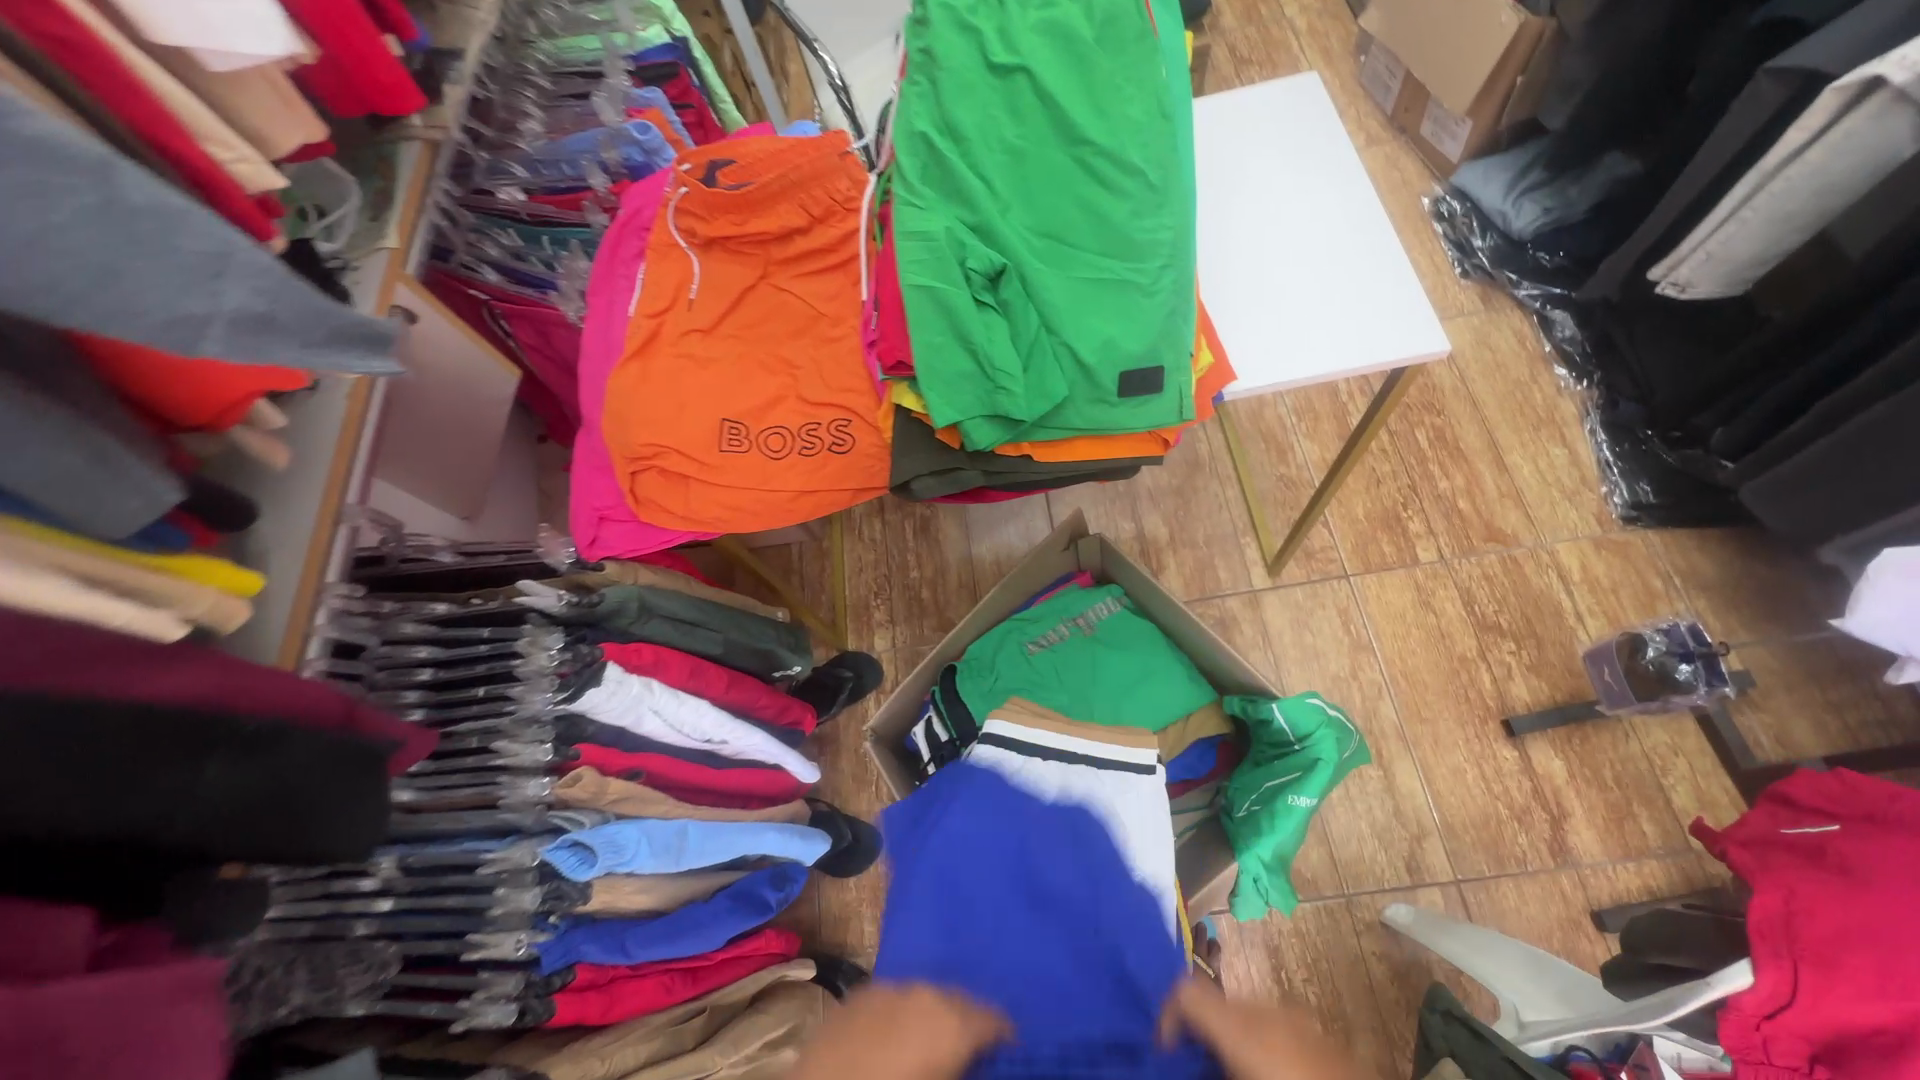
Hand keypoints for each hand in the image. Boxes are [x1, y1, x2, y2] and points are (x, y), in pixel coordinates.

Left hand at [790, 982, 1011, 1079]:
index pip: (996, 1020)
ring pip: (923, 998)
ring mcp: (888, 989)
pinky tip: (891, 1040)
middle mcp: (926, 993)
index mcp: (955, 1020)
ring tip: (926, 1045)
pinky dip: (898, 1016)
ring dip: (930, 1017)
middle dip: (966, 1023)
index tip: (1006, 1052)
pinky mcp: (857, 995)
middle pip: (959, 1002)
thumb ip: (965, 1067)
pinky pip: (891, 1001)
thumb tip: (974, 1061)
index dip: (1004, 1037)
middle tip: (967, 1051)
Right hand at [1159, 976, 1361, 1079]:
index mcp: (1242, 1025)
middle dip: (1198, 1034)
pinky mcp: (1318, 1034)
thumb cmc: (1292, 1079)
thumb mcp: (1239, 1071)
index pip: (1184, 992)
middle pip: (1213, 1003)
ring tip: (1229, 1072)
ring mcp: (1296, 1020)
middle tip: (1193, 1070)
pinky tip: (1266, 1070)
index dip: (1166, 1017)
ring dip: (1227, 1040)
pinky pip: (1272, 1027)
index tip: (1164, 1053)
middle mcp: (1266, 1010)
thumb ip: (1209, 1061)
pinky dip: (1256, 1044)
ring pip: (1243, 1014)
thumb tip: (1186, 1060)